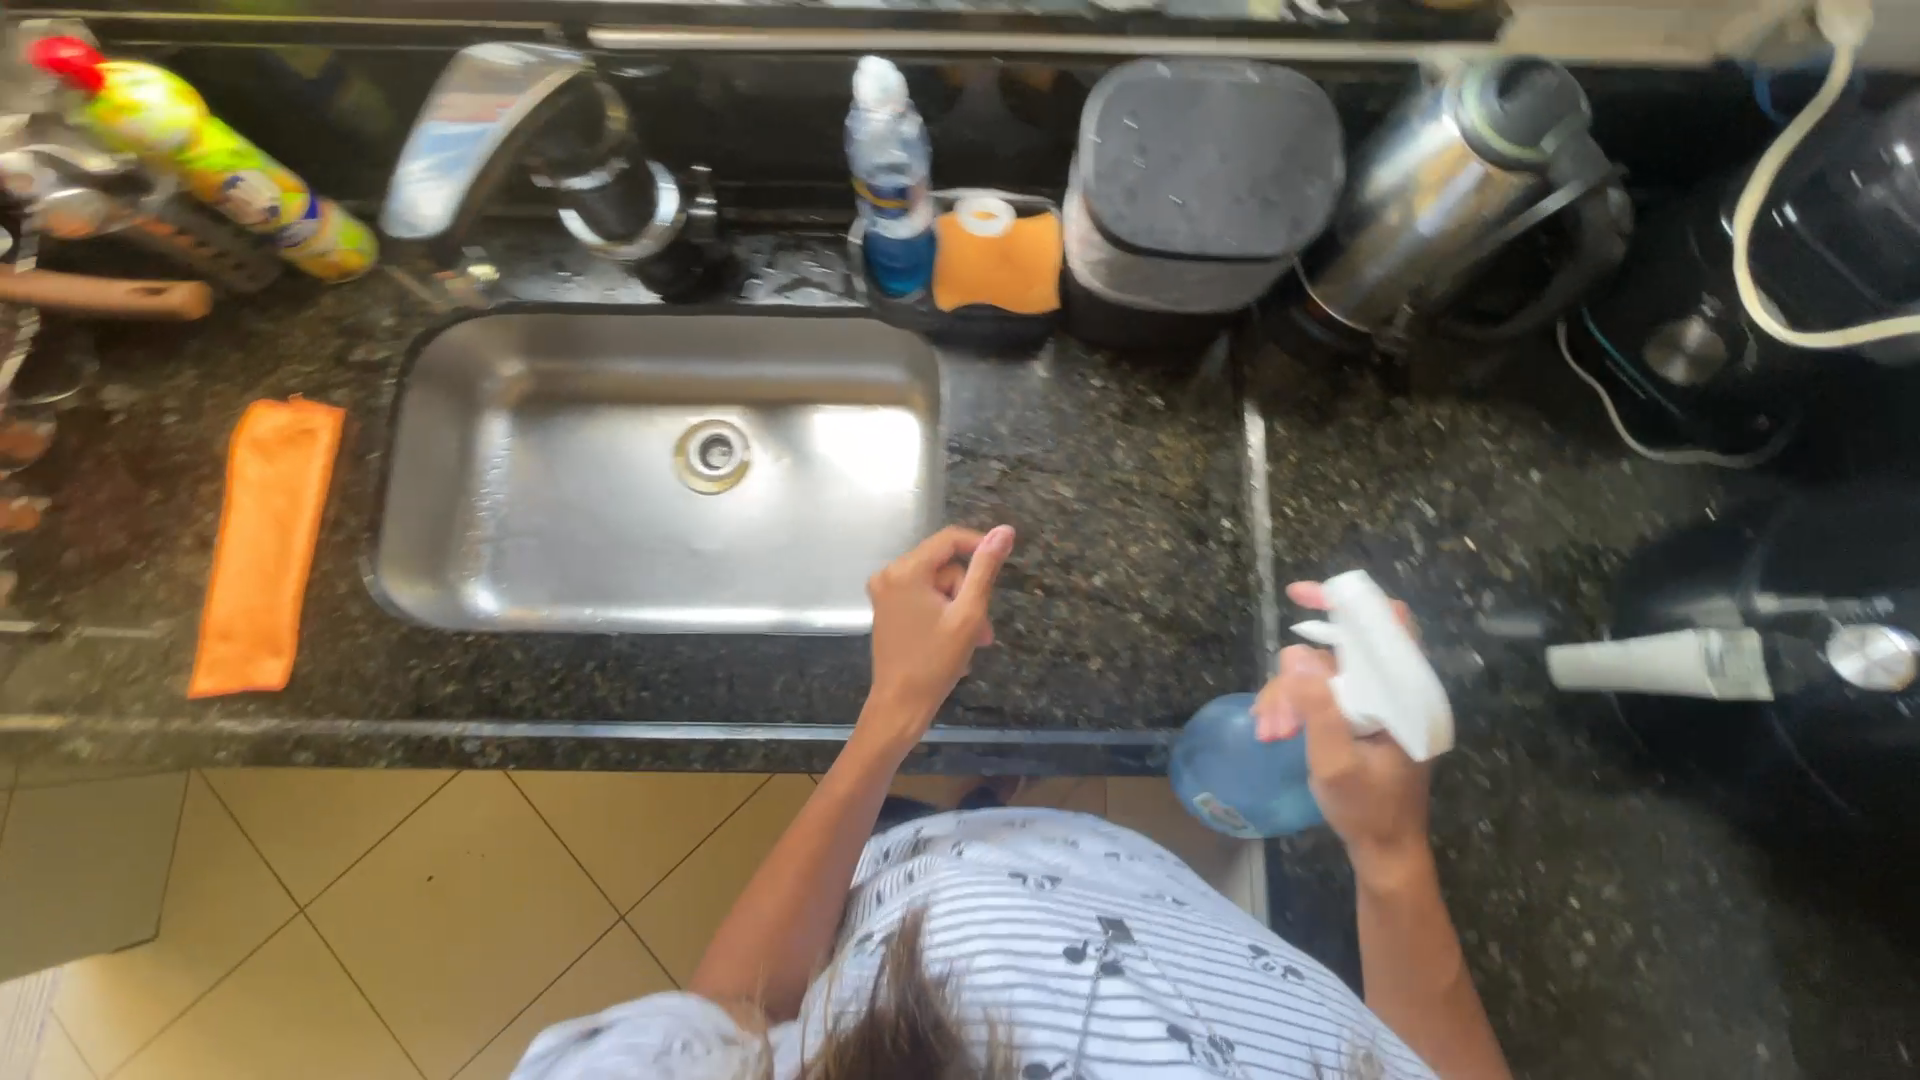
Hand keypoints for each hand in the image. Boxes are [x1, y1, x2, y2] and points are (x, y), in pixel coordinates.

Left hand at [863, 524, 1015, 747]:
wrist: (900, 705)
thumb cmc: (935, 662)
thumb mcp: (968, 613)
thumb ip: (985, 569)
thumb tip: (1004, 530)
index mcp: (906, 571)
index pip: (950, 539)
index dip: (980, 547)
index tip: (1001, 567)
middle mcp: (889, 574)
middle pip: (944, 565)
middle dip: (967, 593)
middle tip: (982, 629)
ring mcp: (884, 592)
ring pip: (936, 583)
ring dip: (958, 608)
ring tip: (972, 641)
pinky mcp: (886, 608)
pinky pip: (922, 596)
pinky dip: (941, 614)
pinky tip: (951, 641)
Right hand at [1253, 581, 1432, 884]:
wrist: (1385, 851)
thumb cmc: (1367, 810)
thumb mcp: (1336, 763)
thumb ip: (1319, 709)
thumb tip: (1295, 654)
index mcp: (1407, 695)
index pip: (1386, 625)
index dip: (1347, 601)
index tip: (1299, 596)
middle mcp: (1395, 691)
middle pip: (1340, 650)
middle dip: (1294, 676)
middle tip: (1269, 715)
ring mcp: (1377, 703)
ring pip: (1322, 672)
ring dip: (1287, 696)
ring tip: (1269, 732)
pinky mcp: (1363, 715)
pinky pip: (1321, 692)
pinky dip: (1293, 706)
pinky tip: (1274, 731)